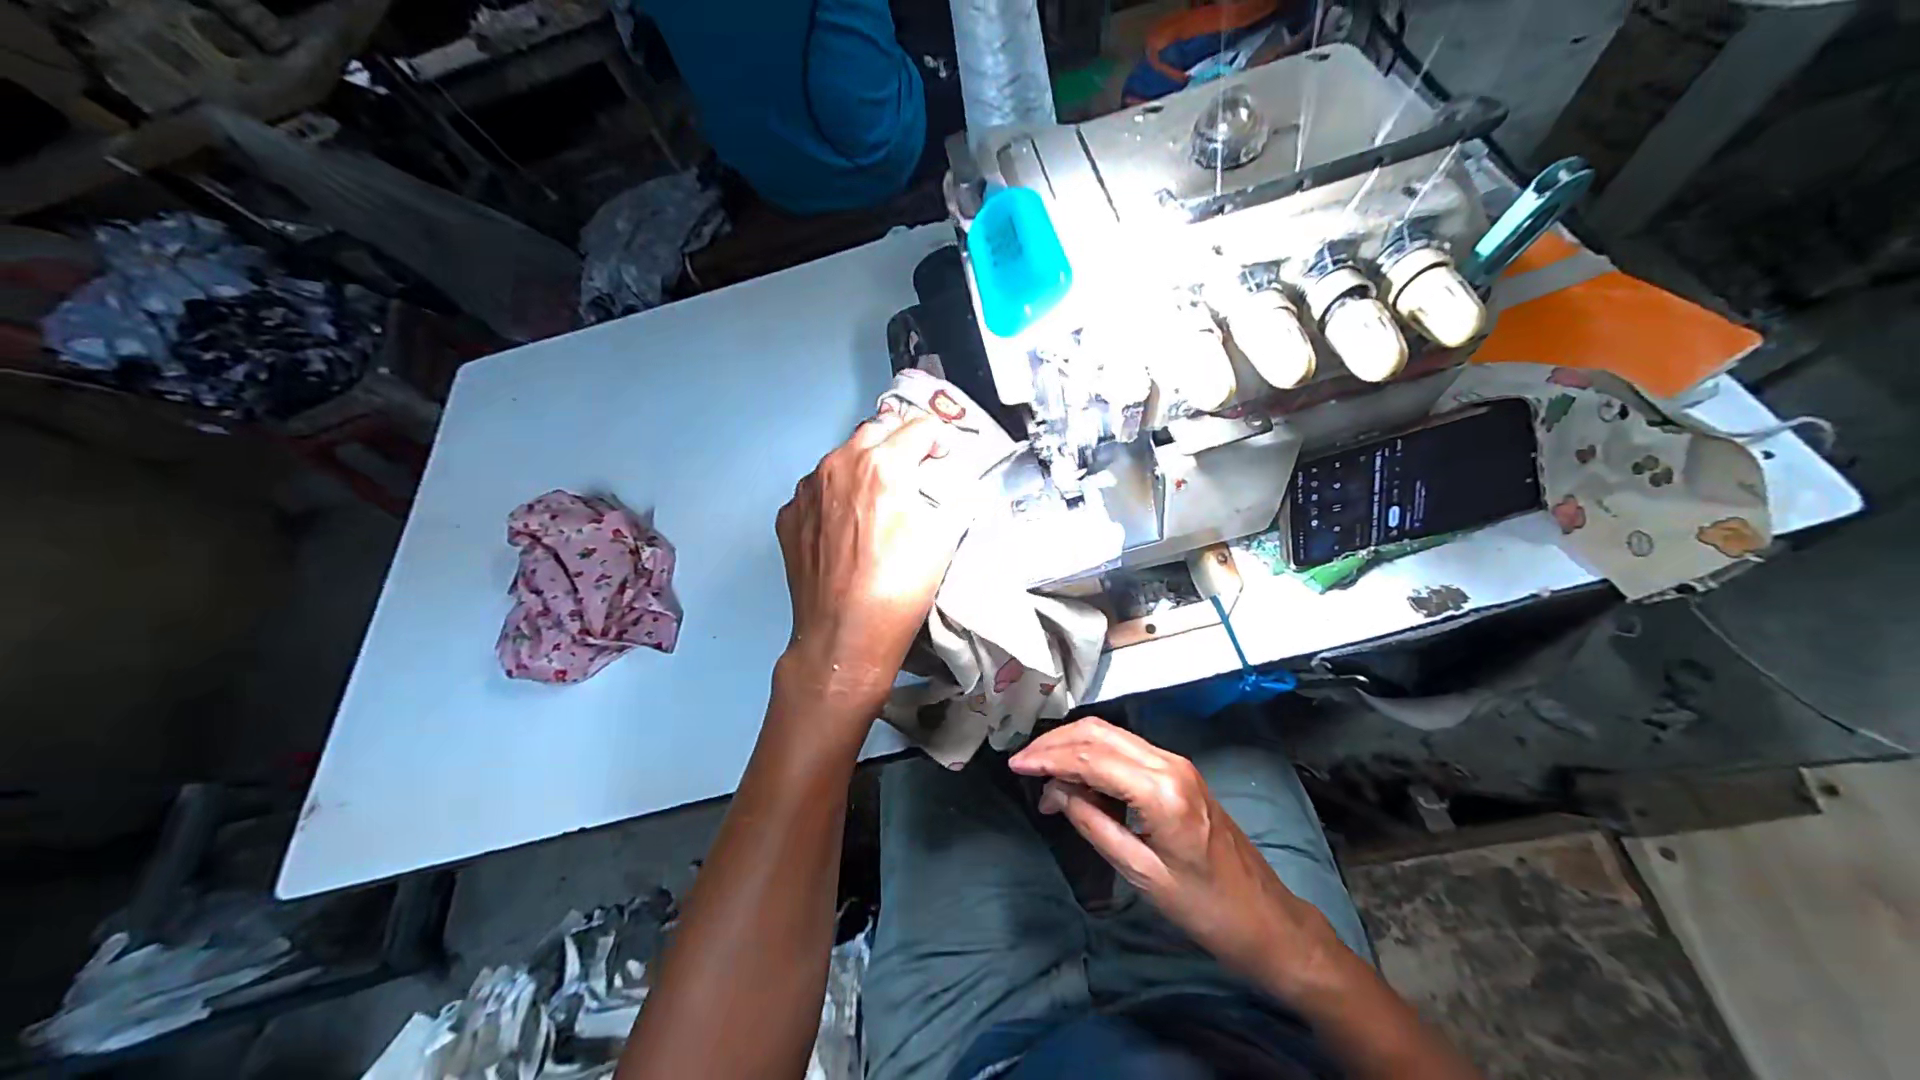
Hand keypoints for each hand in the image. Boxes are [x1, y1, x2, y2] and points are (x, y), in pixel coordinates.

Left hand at [775, 414, 962, 715]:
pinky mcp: (789, 517)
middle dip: (897, 443)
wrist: (844, 636)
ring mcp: (808, 491)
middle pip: (876, 431)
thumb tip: (971, 495)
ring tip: (878, 499)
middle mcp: (838, 466)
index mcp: (882, 465)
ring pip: (841, 458)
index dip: (937, 440)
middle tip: (913, 469)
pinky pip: (816, 490)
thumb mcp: (944, 541)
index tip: (941, 455)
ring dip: (863, 466)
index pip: (918, 428)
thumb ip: (959, 504)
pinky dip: (834, 496)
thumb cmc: (896, 590)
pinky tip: (848, 524)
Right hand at [1009, 718, 1339, 989]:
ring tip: (1042, 775)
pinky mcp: (1178, 771)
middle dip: (1055, 743)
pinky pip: (1125, 751)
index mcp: (1162, 790)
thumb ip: (1093, 824)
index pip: (1091, 756)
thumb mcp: (1141, 873)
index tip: (1016, 766)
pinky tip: (1076, 780)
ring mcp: (1176, 764)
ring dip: (1072, 747)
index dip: (1048, 758)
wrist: (1267, 919)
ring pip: (1111, 736)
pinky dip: (1094, 757)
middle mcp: (1169, 764)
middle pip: (1099, 733)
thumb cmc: (1206, 909)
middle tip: (1023, 765)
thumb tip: (1054, 792)